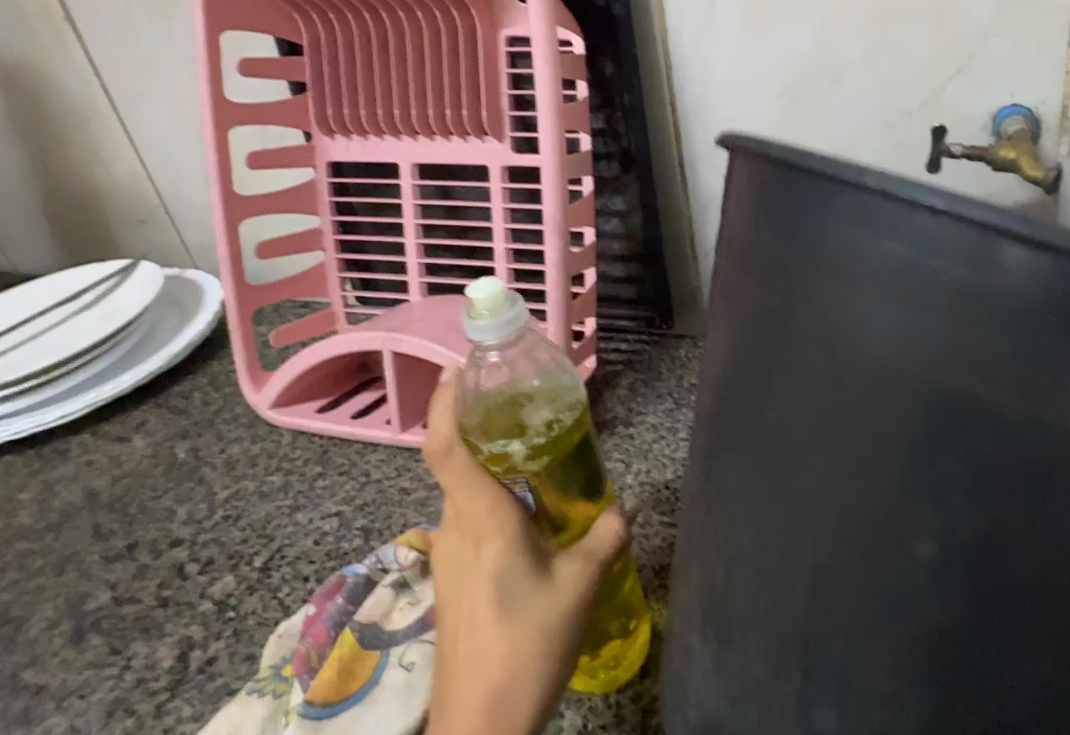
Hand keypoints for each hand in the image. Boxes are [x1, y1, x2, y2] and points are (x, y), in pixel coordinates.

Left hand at [422, 369, 627, 734]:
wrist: (479, 727)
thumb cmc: (527, 649)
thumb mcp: (580, 589)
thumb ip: (604, 537)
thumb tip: (622, 506)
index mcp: (482, 522)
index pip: (448, 450)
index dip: (447, 406)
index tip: (460, 370)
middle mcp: (455, 530)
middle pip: (457, 464)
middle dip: (481, 428)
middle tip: (522, 406)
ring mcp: (448, 557)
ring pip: (464, 494)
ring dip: (491, 468)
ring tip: (535, 456)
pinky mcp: (453, 580)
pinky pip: (470, 521)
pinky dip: (493, 501)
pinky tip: (530, 516)